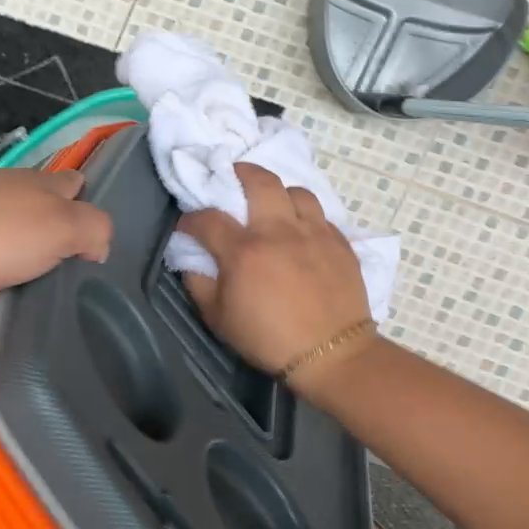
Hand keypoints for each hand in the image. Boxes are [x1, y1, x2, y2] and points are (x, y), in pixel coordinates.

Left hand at [0, 168, 112, 303]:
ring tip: (30, 274)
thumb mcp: (64, 228)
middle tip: (64, 260)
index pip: (72, 182)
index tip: (91, 235)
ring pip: (2, 220)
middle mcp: (0, 186)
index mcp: (34, 180)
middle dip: (50, 222)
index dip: (85, 203)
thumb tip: (98, 244)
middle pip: (35, 200)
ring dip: (15, 240)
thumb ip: (93, 229)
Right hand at [177, 164, 374, 379]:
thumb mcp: (216, 316)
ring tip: (272, 205)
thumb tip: (192, 260)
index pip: (208, 218)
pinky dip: (306, 217)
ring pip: (297, 192)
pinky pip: (322, 216)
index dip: (190, 219)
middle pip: (260, 182)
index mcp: (244, 251)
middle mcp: (279, 232)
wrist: (332, 355)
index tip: (186, 226)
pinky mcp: (341, 244)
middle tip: (232, 177)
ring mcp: (315, 235)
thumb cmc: (267, 338)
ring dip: (279, 193)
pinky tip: (299, 231)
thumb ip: (198, 282)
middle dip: (241, 173)